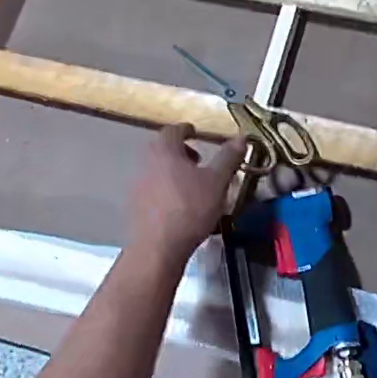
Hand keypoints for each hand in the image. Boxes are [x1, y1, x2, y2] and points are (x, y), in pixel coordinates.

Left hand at [124, 124, 246, 260]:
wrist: (158, 247)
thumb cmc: (190, 207)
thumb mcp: (217, 181)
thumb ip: (229, 157)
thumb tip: (242, 137)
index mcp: (164, 150)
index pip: (173, 130)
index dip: (186, 130)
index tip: (196, 133)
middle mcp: (146, 162)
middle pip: (163, 149)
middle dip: (181, 152)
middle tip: (198, 161)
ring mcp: (137, 185)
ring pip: (157, 170)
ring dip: (173, 172)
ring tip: (192, 186)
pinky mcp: (135, 206)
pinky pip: (152, 190)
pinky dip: (166, 190)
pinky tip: (179, 207)